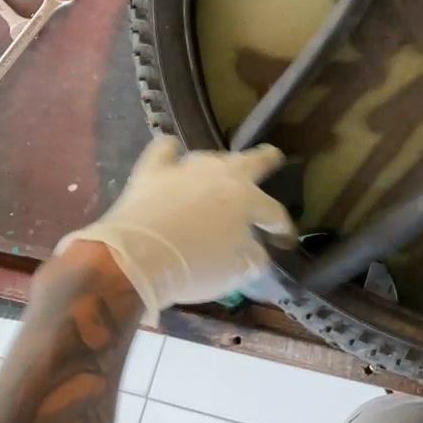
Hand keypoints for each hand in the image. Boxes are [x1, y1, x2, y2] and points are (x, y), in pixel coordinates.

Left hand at [58, 139, 296, 311]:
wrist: (136, 259)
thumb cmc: (196, 266)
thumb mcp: (239, 270)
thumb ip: (255, 256)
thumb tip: (256, 250)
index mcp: (248, 199)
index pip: (274, 213)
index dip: (283, 229)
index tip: (286, 242)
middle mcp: (221, 176)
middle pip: (250, 163)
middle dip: (265, 160)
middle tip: (274, 155)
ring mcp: (184, 170)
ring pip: (209, 159)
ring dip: (218, 165)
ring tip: (220, 171)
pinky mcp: (151, 173)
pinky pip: (163, 151)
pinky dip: (170, 151)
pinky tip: (172, 151)